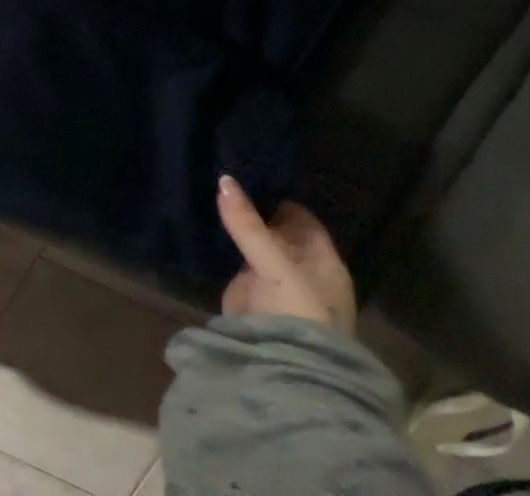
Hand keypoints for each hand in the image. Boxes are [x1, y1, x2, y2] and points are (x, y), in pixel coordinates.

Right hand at [216, 176, 355, 334]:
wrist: (279, 356)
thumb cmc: (294, 307)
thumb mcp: (273, 262)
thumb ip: (248, 224)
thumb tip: (224, 179)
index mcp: (323, 261)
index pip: (302, 219)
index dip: (278, 197)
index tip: (248, 173)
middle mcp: (301, 266)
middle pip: (277, 228)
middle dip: (254, 207)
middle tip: (223, 178)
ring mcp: (274, 277)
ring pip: (256, 241)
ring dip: (238, 224)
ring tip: (209, 193)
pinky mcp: (248, 286)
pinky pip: (237, 255)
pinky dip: (226, 240)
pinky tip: (206, 222)